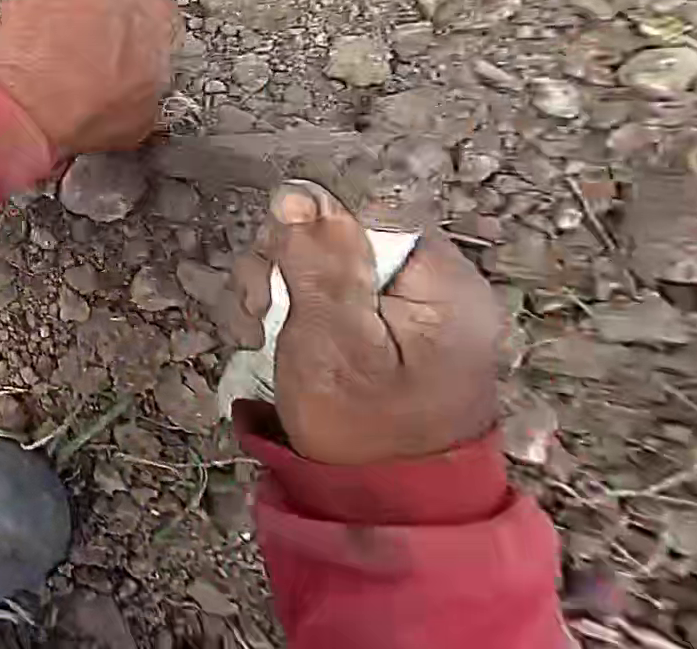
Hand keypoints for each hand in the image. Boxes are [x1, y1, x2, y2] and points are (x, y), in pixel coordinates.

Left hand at [0, 0, 177, 157]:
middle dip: (109, 23)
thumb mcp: (142, 116)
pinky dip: (39, 17)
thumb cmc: (83, 113)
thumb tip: (145, 88)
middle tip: (95, 58)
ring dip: (73, 17)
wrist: (27, 112)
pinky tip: (37, 48)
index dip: (147, 39)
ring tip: (61, 56)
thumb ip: (152, 84)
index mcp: (154, 15)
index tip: (135, 55)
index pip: (162, 15)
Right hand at [229, 183, 503, 464]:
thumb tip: (295, 192)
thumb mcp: (334, 344)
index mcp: (441, 282)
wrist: (370, 504)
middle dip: (285, 258)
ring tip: (254, 324)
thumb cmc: (360, 428)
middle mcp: (427, 281)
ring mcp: (399, 301)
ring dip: (274, 280)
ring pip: (320, 254)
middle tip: (258, 302)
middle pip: (340, 230)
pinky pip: (320, 283)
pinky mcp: (370, 318)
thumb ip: (318, 265)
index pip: (372, 210)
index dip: (314, 224)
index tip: (278, 257)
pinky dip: (284, 300)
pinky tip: (263, 330)